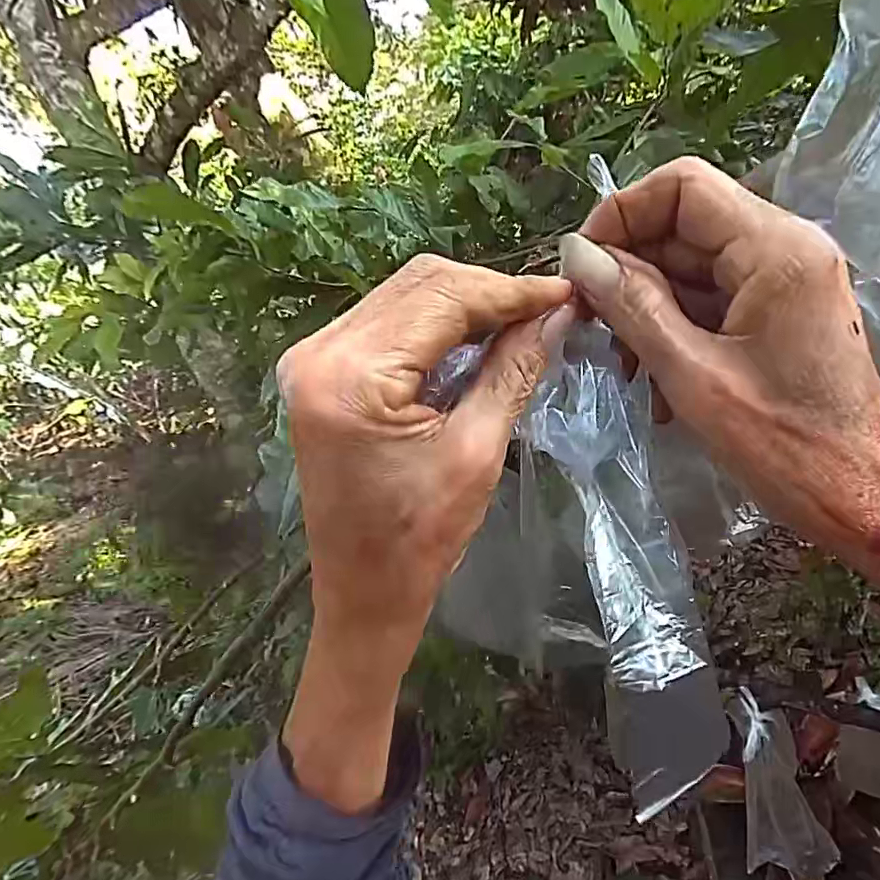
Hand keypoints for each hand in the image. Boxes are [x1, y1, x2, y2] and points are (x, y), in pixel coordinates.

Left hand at [276, 255, 570, 811]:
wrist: (365, 593)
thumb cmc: (422, 540)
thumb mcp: (478, 454)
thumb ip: (512, 373)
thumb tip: (555, 317)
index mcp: (351, 375)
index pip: (443, 299)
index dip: (511, 291)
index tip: (566, 293)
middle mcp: (319, 352)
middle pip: (420, 286)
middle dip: (491, 292)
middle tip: (549, 309)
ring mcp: (313, 360)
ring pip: (405, 298)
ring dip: (468, 305)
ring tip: (524, 322)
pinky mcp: (322, 374)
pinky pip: (390, 325)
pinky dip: (440, 326)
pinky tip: (480, 339)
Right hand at [563, 158, 879, 674]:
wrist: (859, 499)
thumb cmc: (783, 448)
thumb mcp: (694, 377)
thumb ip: (634, 307)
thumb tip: (578, 256)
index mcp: (776, 249)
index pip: (683, 187)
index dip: (621, 216)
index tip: (582, 268)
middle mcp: (789, 249)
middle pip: (688, 228)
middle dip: (631, 272)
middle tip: (593, 326)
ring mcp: (791, 284)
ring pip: (699, 270)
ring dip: (651, 309)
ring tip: (624, 366)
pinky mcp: (786, 317)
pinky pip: (719, 304)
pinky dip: (681, 331)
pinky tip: (657, 380)